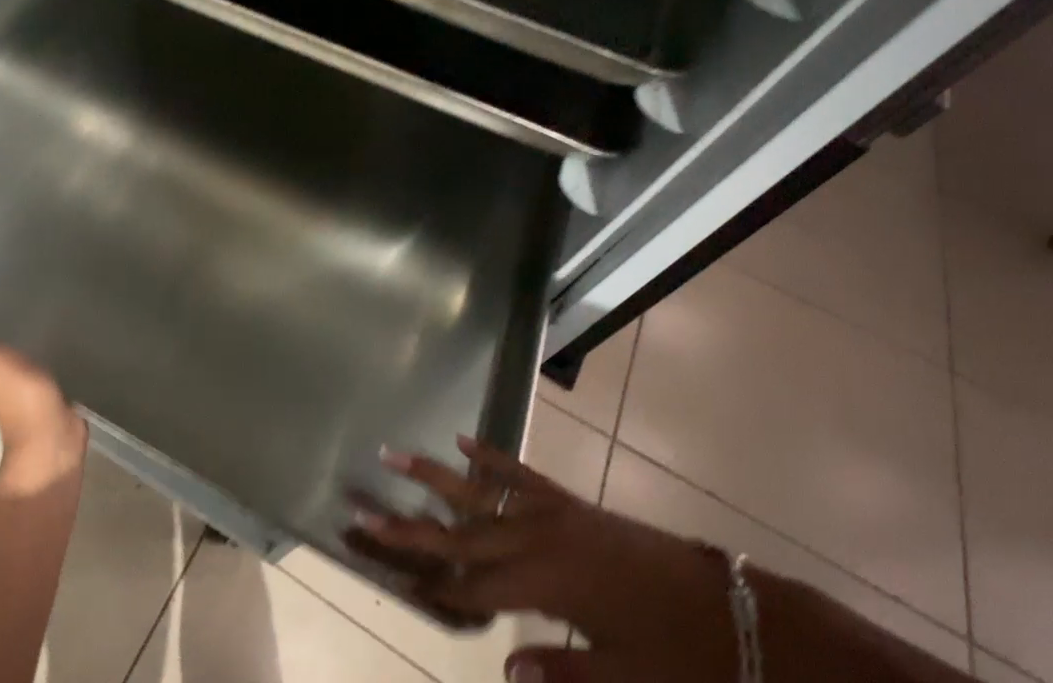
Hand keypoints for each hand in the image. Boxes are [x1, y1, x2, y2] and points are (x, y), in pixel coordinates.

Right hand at [348, 435, 735, 682]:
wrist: (742, 611)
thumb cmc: (684, 653)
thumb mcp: (627, 676)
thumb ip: (562, 670)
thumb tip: (504, 670)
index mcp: (546, 584)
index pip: (472, 588)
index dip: (433, 590)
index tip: (392, 584)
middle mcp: (538, 539)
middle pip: (458, 534)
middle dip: (406, 527)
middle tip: (358, 509)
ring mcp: (553, 513)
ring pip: (479, 492)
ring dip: (431, 476)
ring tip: (389, 455)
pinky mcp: (571, 503)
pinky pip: (521, 474)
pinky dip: (488, 456)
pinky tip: (459, 441)